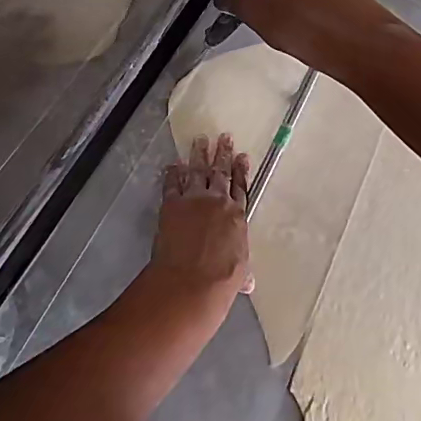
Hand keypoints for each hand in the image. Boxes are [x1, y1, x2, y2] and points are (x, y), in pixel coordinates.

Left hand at [147, 134, 252, 309]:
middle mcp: (217, 202)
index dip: (241, 171)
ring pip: (198, 171)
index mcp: (237, 216)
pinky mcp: (172, 204)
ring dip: (199, 154)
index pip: (240, 188)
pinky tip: (173, 163)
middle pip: (221, 173)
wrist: (191, 280)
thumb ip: (242, 270)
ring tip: (200, 139)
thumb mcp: (239, 272)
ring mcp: (194, 200)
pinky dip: (173, 172)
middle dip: (222, 153)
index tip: (241, 156)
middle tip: (223, 137)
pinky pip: (173, 183)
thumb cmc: (221, 279)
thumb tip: (248, 283)